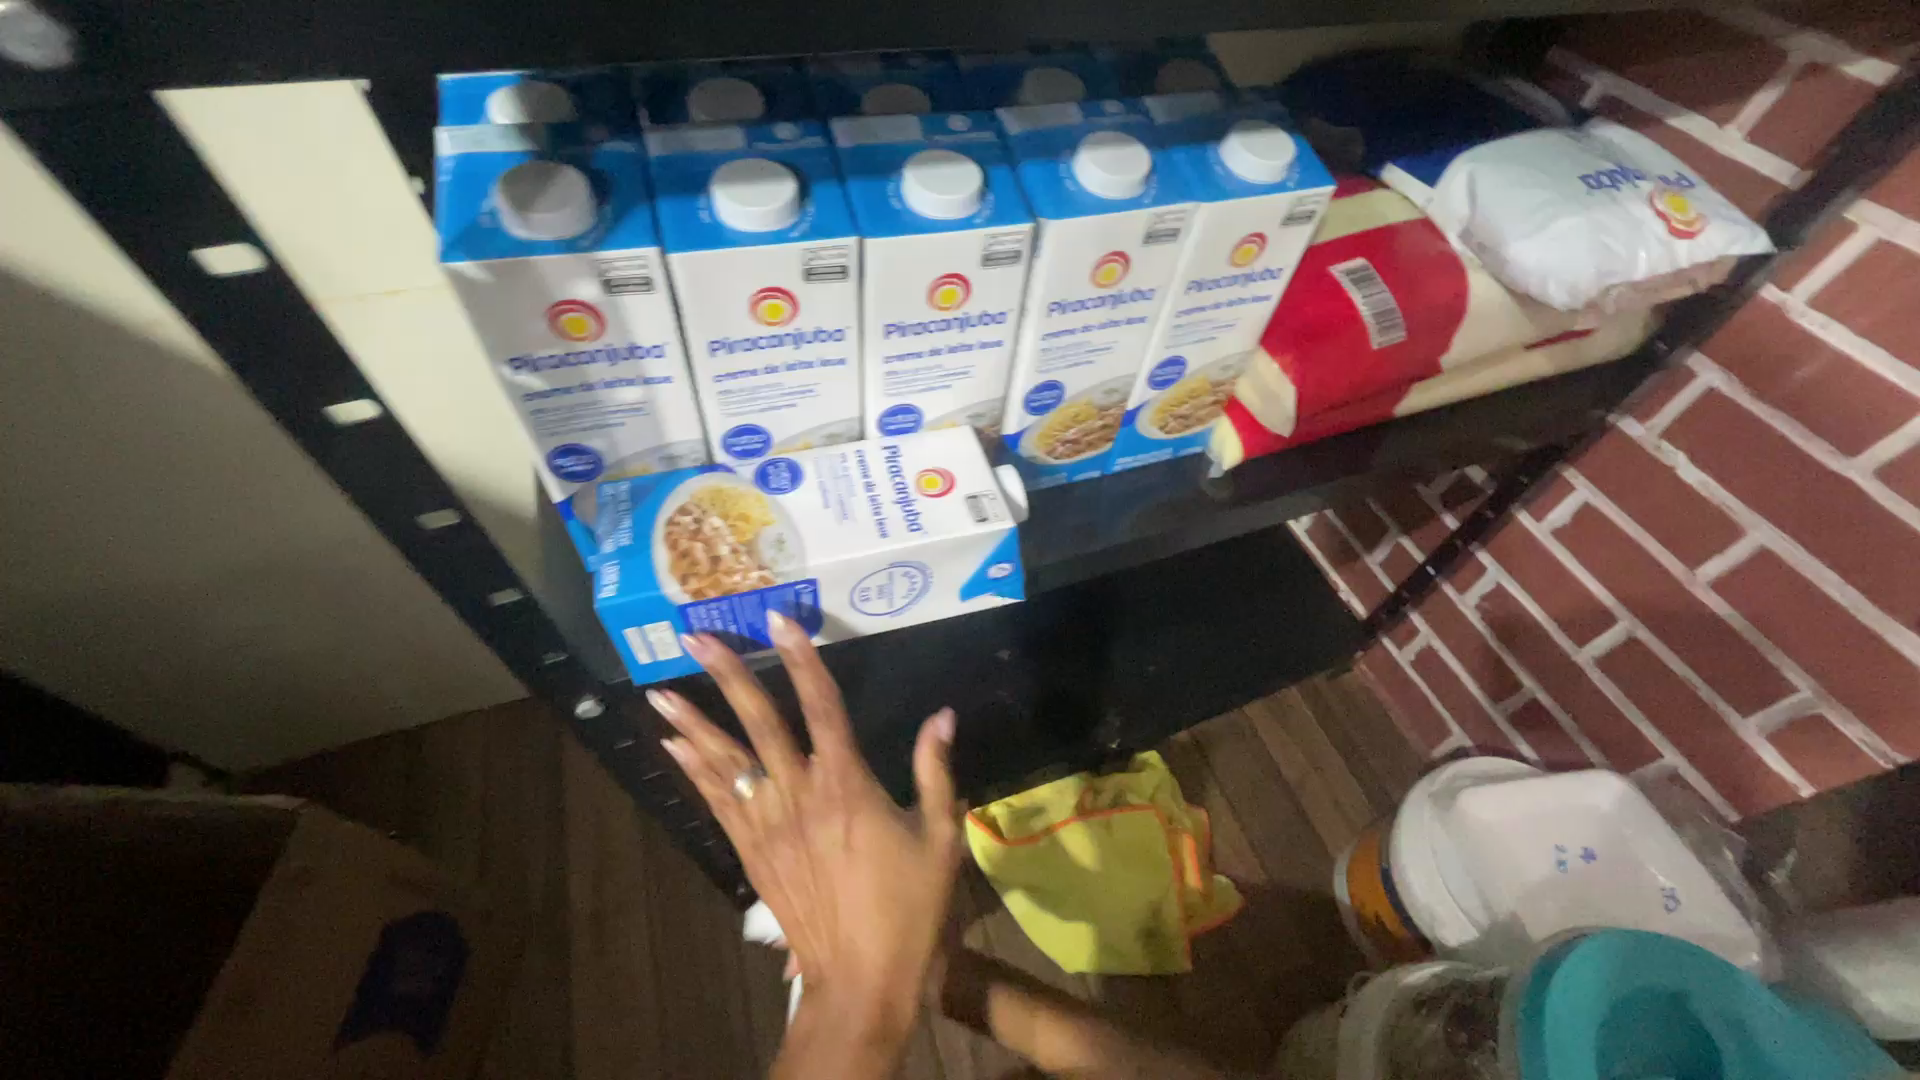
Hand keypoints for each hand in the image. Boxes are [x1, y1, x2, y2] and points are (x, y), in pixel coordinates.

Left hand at [650, 614, 962, 1075]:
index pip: (823, 705)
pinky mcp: (752, 852)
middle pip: (760, 723)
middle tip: (697, 638)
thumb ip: (934, 770)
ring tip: (659, 691)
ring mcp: (769, 824)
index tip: (780, 621)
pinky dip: (695, 771)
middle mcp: (800, 794)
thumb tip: (943, 715)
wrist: (861, 979)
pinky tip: (673, 747)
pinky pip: (717, 802)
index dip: (801, 660)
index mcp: (848, 784)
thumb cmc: (909, 906)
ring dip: (693, 723)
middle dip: (728, 676)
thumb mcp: (940, 836)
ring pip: (726, 762)